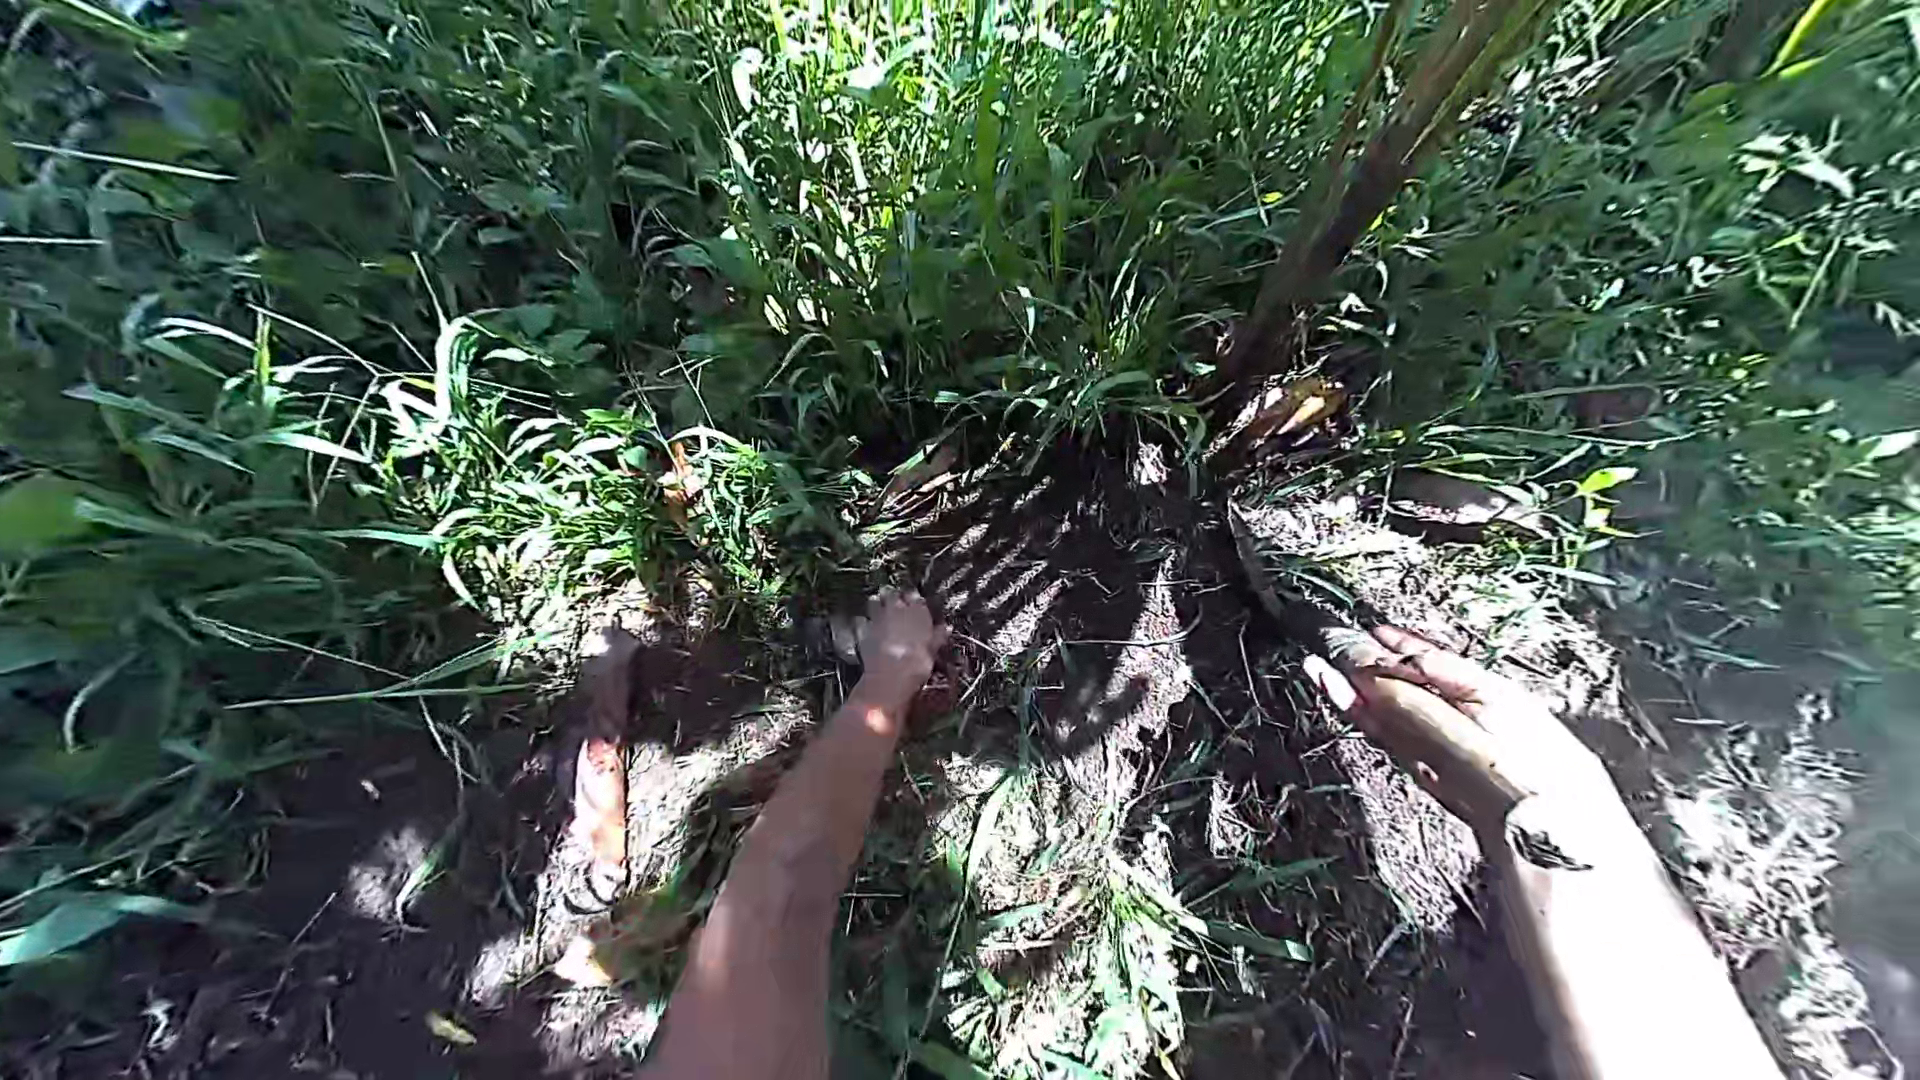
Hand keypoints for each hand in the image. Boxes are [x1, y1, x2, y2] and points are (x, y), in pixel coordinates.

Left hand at [856, 588, 945, 697]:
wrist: (890, 677)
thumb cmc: (918, 664)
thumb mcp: (933, 651)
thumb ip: (938, 636)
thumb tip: (945, 628)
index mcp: (918, 611)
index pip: (915, 596)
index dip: (914, 600)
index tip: (914, 605)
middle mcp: (897, 609)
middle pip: (893, 594)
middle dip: (895, 598)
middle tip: (897, 605)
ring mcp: (879, 617)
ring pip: (876, 601)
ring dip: (879, 604)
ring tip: (881, 611)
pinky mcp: (864, 629)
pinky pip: (865, 619)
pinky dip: (867, 622)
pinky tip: (870, 629)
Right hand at [1303, 625, 1620, 840]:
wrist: (1610, 941)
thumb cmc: (1563, 850)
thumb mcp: (1496, 775)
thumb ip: (1429, 722)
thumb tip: (1371, 679)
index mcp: (1520, 720)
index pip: (1445, 670)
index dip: (1397, 650)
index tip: (1352, 632)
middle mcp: (1501, 738)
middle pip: (1424, 693)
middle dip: (1373, 670)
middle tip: (1327, 649)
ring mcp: (1483, 772)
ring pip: (1413, 724)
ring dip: (1367, 700)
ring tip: (1326, 677)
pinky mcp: (1470, 803)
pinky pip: (1418, 757)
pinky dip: (1384, 735)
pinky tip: (1361, 719)